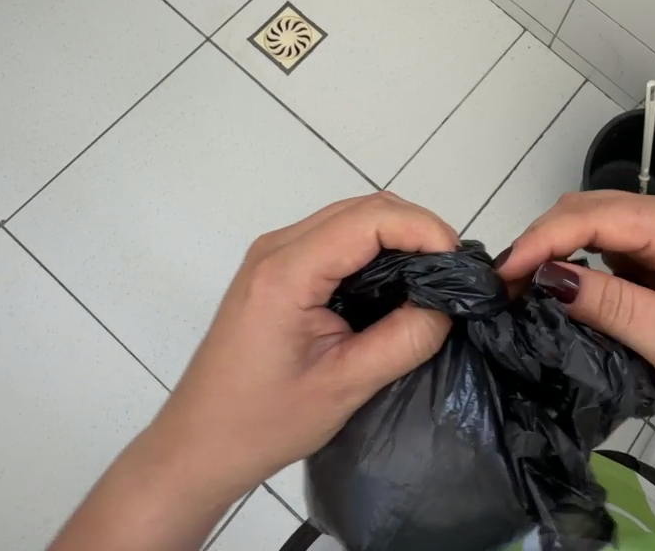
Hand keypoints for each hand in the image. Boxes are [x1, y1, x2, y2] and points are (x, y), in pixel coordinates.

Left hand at [159, 192, 458, 493]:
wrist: (196, 446)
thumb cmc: (263, 422)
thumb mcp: (345, 386)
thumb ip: (404, 339)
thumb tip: (449, 304)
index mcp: (287, 270)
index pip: (371, 219)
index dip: (424, 229)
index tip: (459, 264)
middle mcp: (279, 246)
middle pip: (365, 208)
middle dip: (418, 229)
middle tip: (453, 272)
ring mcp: (277, 252)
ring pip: (354, 216)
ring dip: (399, 235)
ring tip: (432, 275)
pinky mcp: (279, 265)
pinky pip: (339, 236)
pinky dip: (376, 247)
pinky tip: (396, 281)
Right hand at [497, 191, 654, 425]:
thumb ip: (613, 305)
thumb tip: (549, 278)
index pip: (598, 216)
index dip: (547, 239)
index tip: (507, 273)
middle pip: (585, 209)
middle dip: (540, 241)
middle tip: (503, 285)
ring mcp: (652, 231)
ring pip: (583, 221)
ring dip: (548, 248)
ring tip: (517, 285)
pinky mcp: (641, 251)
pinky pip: (592, 242)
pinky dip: (563, 258)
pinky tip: (548, 283)